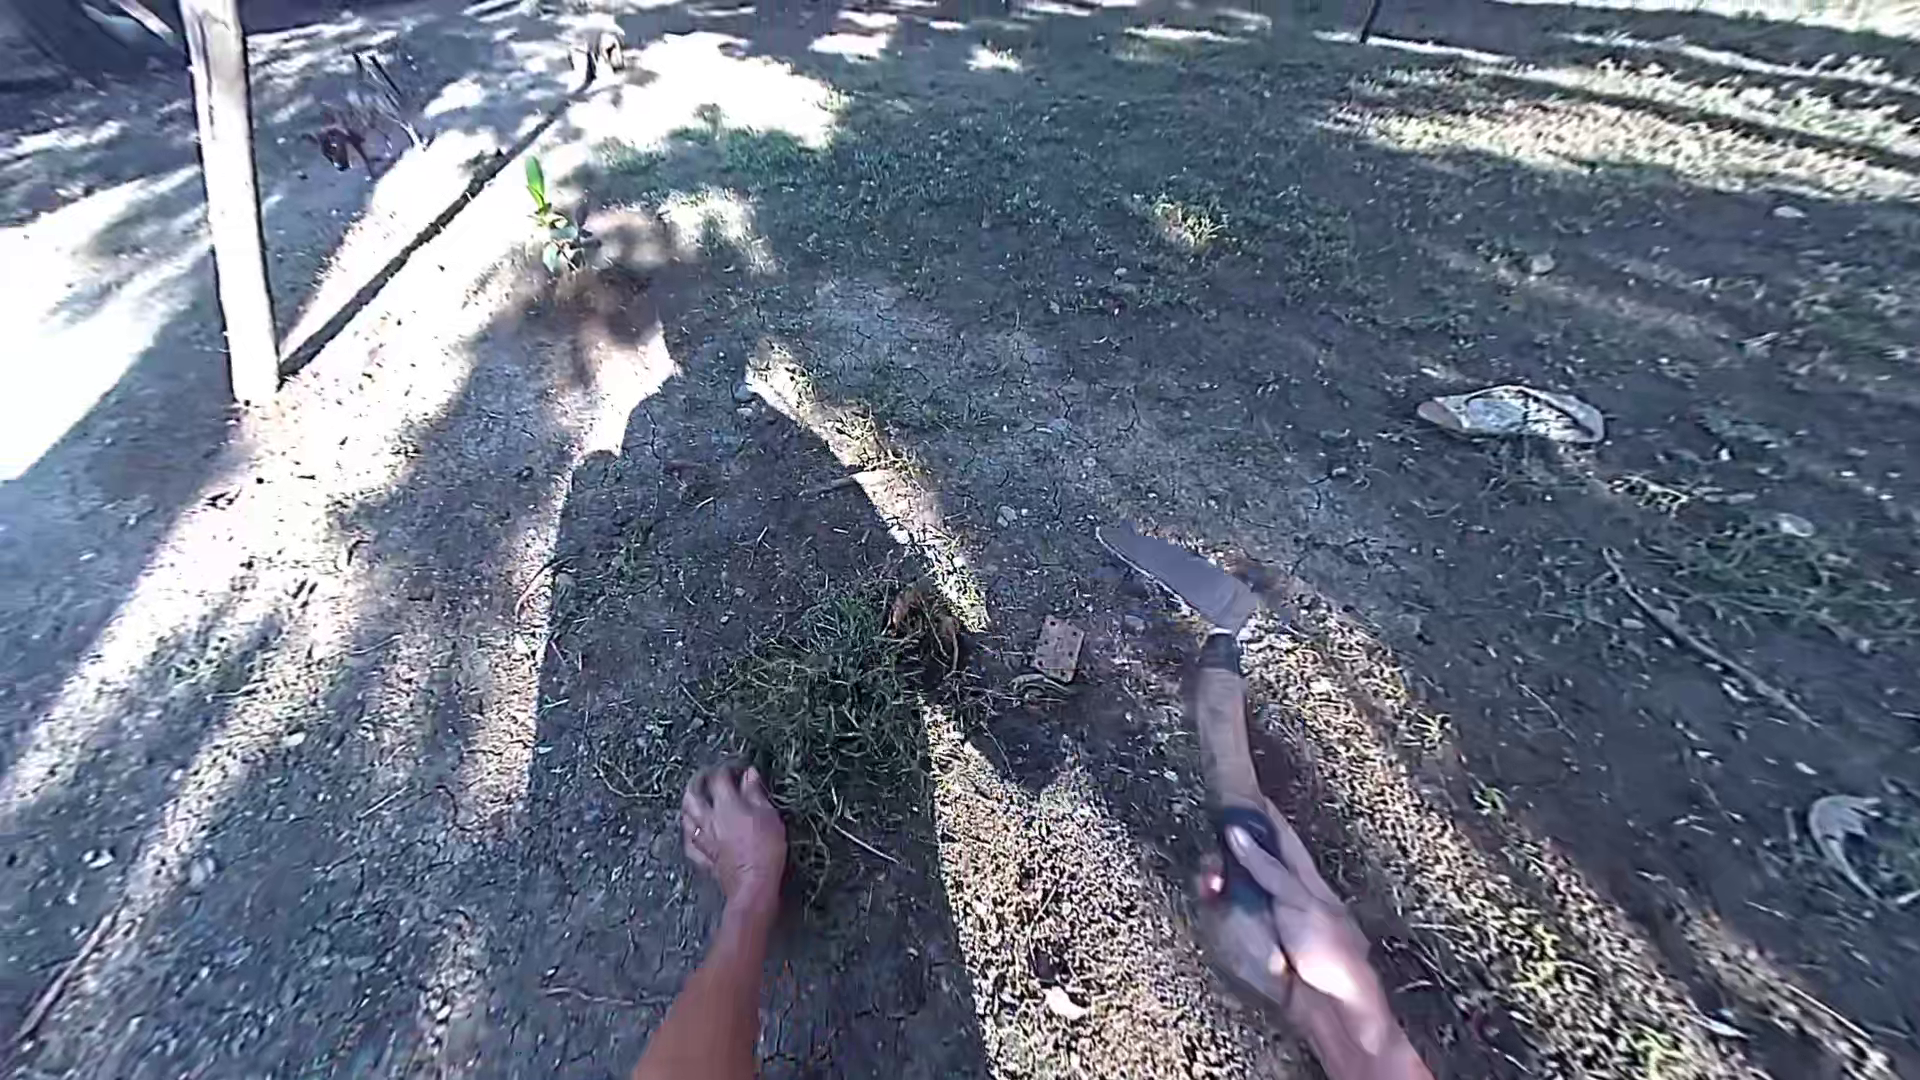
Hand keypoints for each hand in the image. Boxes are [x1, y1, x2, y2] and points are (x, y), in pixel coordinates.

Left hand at [681, 765, 786, 911]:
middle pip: (692, 795)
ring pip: (686, 817)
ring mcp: (703, 840)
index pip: (719, 778)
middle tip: (706, 775)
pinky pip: (689, 842)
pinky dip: (689, 831)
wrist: (754, 886)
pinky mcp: (703, 858)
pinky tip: (692, 830)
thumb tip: (750, 774)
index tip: (736, 766)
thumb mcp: (768, 814)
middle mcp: (709, 819)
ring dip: (688, 804)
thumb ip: (755, 792)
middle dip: (697, 781)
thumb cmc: (766, 848)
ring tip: (695, 797)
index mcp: (726, 805)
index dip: (726, 768)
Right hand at [1196, 800, 1397, 1056]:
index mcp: (1302, 874)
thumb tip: (1236, 830)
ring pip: (1229, 888)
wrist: (1338, 1017)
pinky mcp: (1253, 939)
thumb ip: (1266, 866)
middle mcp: (1280, 889)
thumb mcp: (1301, 903)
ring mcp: (1266, 915)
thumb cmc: (1332, 955)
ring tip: (1212, 894)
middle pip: (1241, 859)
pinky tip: (1225, 923)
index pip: (1277, 831)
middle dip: (1220, 860)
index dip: (1259, 810)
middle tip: (1211, 870)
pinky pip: (1227, 919)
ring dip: (1217, 890)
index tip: (1238, 788)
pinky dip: (1223, 919)